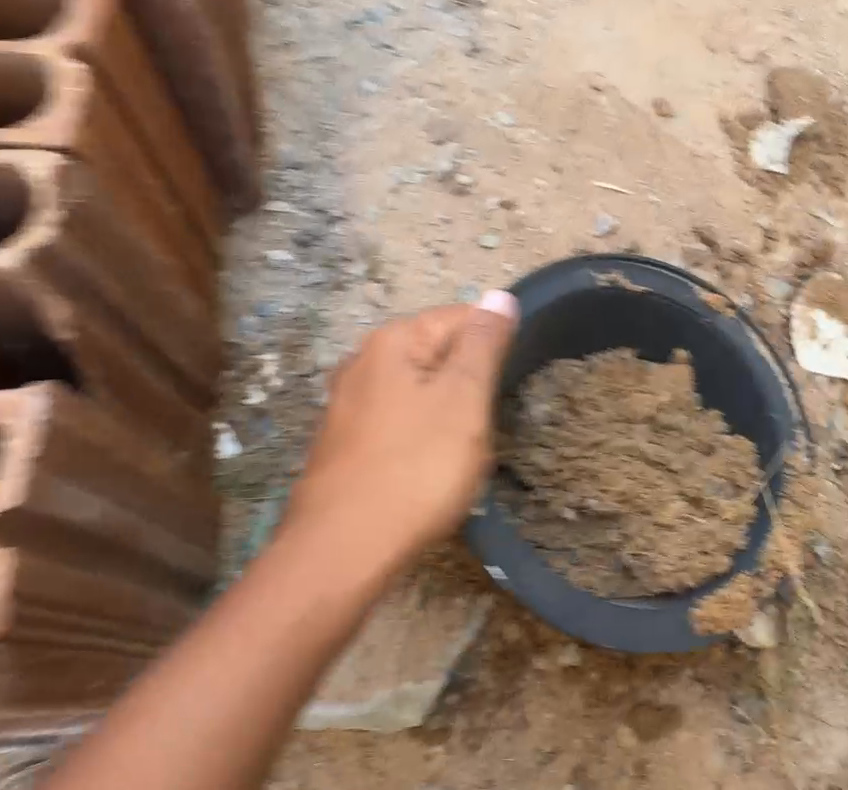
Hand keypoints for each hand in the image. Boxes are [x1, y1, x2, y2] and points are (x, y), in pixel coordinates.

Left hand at [282, 292, 518, 576]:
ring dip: (449, 413)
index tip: (504, 389)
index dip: (494, 348)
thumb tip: (499, 295)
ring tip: (462, 450)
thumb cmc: (416, 468)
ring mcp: (346, 406)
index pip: (464, 317)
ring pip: (420, 392)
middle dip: (470, 383)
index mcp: (393, 342)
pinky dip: (422, 439)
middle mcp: (362, 363)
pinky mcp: (343, 446)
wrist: (342, 552)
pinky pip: (399, 424)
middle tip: (486, 423)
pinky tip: (429, 470)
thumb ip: (484, 343)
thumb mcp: (465, 398)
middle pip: (439, 354)